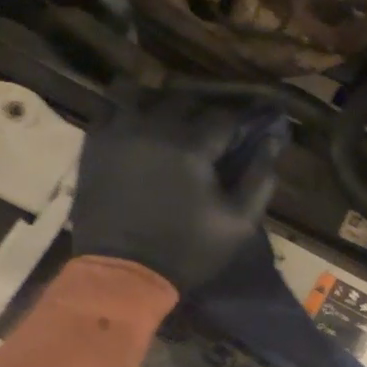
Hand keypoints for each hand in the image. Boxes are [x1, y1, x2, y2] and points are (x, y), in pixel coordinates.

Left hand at [69, 91, 281, 294]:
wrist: (123, 272)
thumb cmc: (187, 251)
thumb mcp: (238, 223)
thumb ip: (259, 178)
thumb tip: (273, 141)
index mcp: (191, 146)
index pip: (224, 115)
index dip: (241, 120)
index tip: (248, 129)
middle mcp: (153, 127)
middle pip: (184, 98)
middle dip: (203, 111)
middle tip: (213, 130)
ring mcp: (118, 131)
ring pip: (142, 93)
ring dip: (161, 102)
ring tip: (171, 121)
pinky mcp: (94, 143)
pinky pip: (109, 108)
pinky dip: (128, 111)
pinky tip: (140, 127)